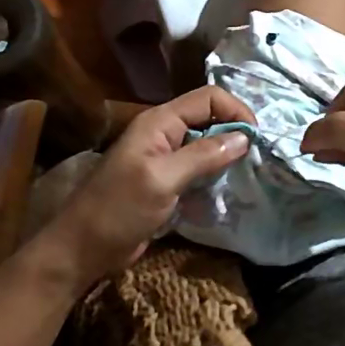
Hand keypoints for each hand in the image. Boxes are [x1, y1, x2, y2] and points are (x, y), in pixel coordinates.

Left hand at [31, 86, 254, 293]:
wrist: (84, 247)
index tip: (257, 139)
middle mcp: (163, 134)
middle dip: (235, 134)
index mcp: (159, 122)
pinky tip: (231, 192)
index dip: (235, 111)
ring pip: (206, 146)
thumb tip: (243, 137)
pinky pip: (198, 171)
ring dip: (228, 157)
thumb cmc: (119, 208)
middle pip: (209, 120)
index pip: (207, 98)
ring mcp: (164, 160)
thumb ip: (202, 155)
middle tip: (260, 160)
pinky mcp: (166, 183)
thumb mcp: (162, 179)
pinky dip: (216, 177)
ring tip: (252, 176)